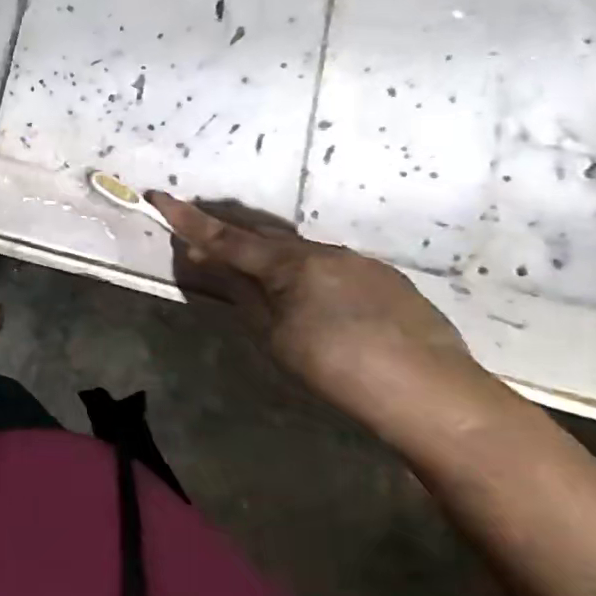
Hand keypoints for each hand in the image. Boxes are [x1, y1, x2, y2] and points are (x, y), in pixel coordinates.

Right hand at [146, 193, 499, 438]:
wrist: (437, 399)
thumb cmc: (339, 368)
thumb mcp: (276, 337)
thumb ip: (242, 293)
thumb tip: (211, 261)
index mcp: (289, 262)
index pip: (226, 237)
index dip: (188, 219)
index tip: (158, 196)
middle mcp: (323, 251)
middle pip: (265, 237)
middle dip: (233, 238)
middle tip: (207, 246)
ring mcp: (361, 264)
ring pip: (303, 254)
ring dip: (275, 262)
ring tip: (266, 288)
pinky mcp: (391, 283)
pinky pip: (335, 269)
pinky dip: (312, 278)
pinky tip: (323, 310)